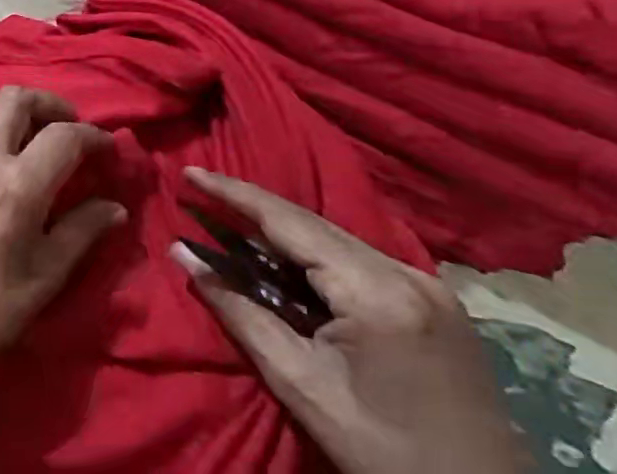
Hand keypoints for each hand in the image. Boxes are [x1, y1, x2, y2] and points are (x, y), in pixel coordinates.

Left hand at [0, 87, 124, 383]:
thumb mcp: (52, 271)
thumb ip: (84, 228)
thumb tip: (115, 205)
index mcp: (19, 185)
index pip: (64, 136)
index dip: (94, 136)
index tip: (108, 150)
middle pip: (16, 98)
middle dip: (50, 103)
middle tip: (68, 128)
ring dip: (10, 105)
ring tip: (30, 130)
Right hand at [173, 168, 527, 473]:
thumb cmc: (383, 448)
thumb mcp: (298, 381)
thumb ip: (237, 310)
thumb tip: (181, 253)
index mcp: (377, 293)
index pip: (289, 222)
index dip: (233, 192)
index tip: (188, 170)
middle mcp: (409, 276)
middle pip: (312, 224)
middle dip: (251, 206)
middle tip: (198, 189)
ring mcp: (429, 288)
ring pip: (334, 239)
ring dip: (280, 230)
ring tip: (228, 219)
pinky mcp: (434, 304)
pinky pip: (356, 259)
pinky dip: (310, 252)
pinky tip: (282, 258)